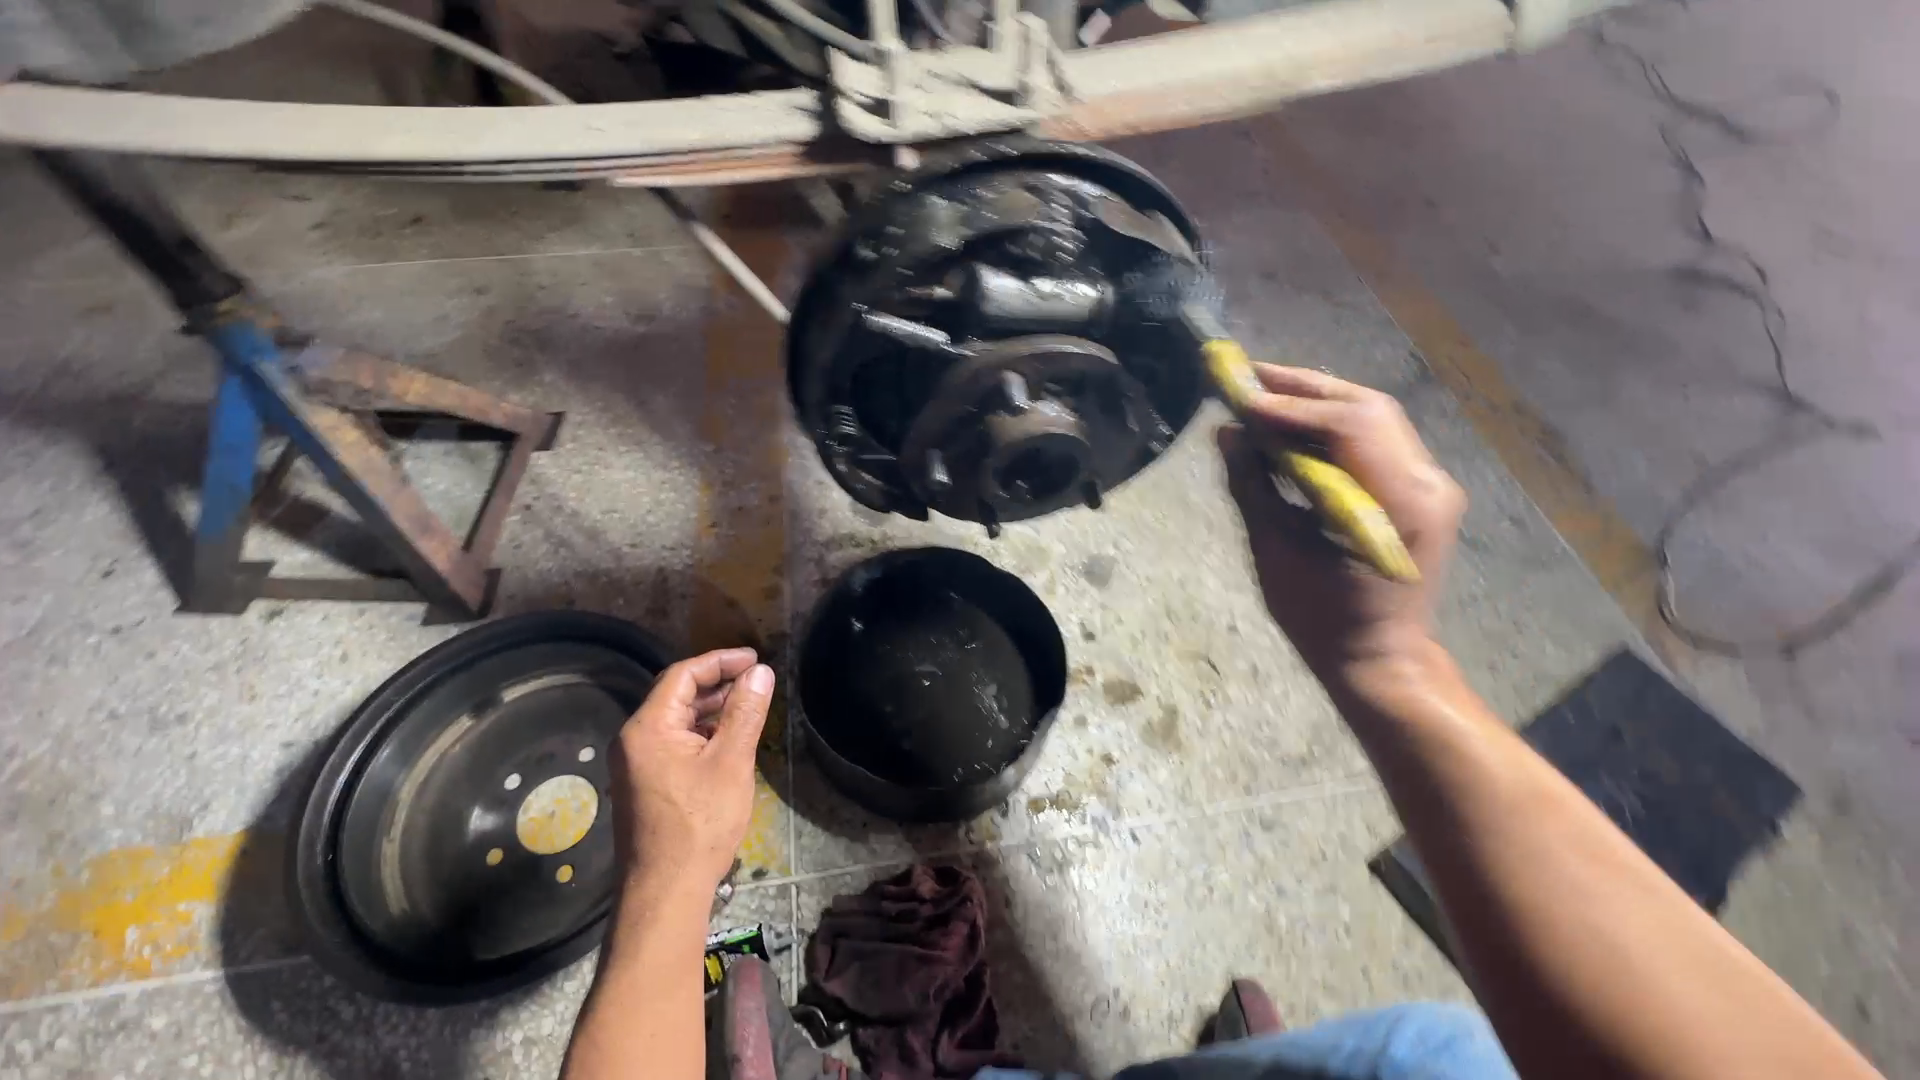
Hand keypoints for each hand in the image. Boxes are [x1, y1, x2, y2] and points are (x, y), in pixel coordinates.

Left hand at [609, 648, 774, 896]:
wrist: (666, 889)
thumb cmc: (700, 823)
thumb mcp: (731, 762)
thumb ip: (745, 712)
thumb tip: (761, 673)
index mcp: (648, 728)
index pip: (682, 675)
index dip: (720, 661)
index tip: (755, 659)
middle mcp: (633, 739)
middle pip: (675, 695)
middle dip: (717, 683)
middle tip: (756, 679)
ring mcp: (635, 763)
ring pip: (676, 720)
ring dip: (711, 709)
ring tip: (749, 705)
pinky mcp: (643, 783)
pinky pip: (673, 742)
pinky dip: (701, 733)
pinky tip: (728, 741)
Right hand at [1217, 365, 1465, 680]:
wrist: (1380, 657)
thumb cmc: (1321, 617)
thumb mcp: (1276, 551)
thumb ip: (1253, 485)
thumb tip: (1228, 432)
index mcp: (1399, 503)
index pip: (1347, 425)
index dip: (1288, 404)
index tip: (1237, 393)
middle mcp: (1428, 481)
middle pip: (1367, 407)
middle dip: (1302, 389)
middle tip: (1247, 377)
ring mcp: (1432, 483)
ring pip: (1375, 416)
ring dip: (1317, 401)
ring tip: (1265, 393)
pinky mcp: (1423, 488)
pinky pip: (1377, 438)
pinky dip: (1333, 425)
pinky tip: (1295, 425)